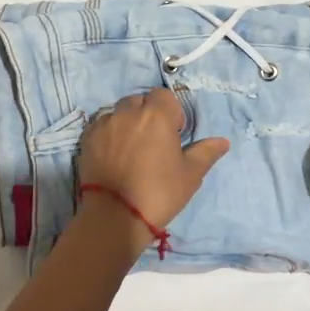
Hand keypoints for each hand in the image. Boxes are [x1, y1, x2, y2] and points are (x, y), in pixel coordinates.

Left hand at [77, 89, 229, 231]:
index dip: (170, 111)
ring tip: (131, 148)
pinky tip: (113, 155)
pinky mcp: (86, 139)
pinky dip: (108, 134)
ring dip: (126, 123)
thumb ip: (206, 153)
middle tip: (153, 141)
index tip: (173, 133)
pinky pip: (100, 126)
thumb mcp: (190, 175)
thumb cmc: (159, 193)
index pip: (163, 96)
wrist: (115, 215)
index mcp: (156, 116)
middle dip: (147, 114)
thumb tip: (223, 141)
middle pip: (138, 101)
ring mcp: (104, 125)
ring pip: (118, 113)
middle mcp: (127, 113)